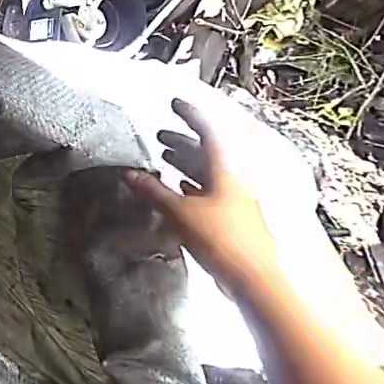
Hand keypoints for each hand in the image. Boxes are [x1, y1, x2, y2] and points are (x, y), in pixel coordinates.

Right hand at [121, 98, 281, 295]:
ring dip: (186, 164)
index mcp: (224, 171)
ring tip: (165, 159)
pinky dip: (193, 187)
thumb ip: (154, 192)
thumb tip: (129, 174)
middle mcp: (232, 181)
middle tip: (160, 135)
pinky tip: (181, 192)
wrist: (255, 280)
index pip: (206, 133)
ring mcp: (235, 201)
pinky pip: (210, 194)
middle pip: (206, 153)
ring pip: (208, 174)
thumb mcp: (181, 213)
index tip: (174, 103)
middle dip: (183, 141)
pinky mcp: (233, 220)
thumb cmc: (220, 239)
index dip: (190, 116)